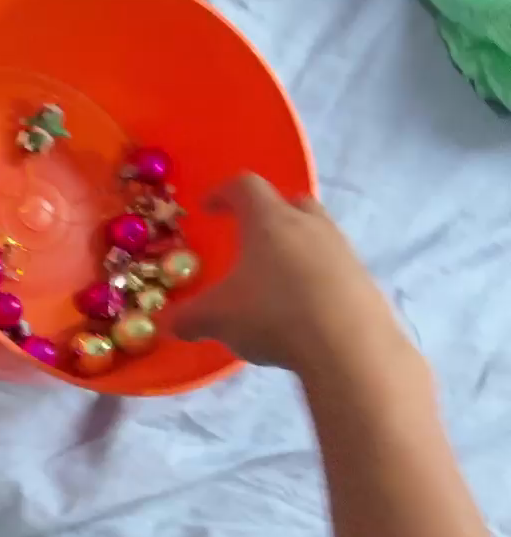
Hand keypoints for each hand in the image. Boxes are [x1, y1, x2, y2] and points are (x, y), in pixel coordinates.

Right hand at [172, 174, 406, 375]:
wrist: (352, 350)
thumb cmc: (271, 316)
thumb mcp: (211, 319)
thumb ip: (185, 317)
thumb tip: (173, 324)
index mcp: (269, 223)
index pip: (245, 186)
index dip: (221, 192)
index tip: (206, 210)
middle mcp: (310, 228)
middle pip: (290, 201)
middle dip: (266, 212)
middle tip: (244, 234)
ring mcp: (342, 252)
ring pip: (314, 232)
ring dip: (290, 244)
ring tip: (267, 275)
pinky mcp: (363, 279)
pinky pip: (330, 263)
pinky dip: (309, 273)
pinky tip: (293, 304)